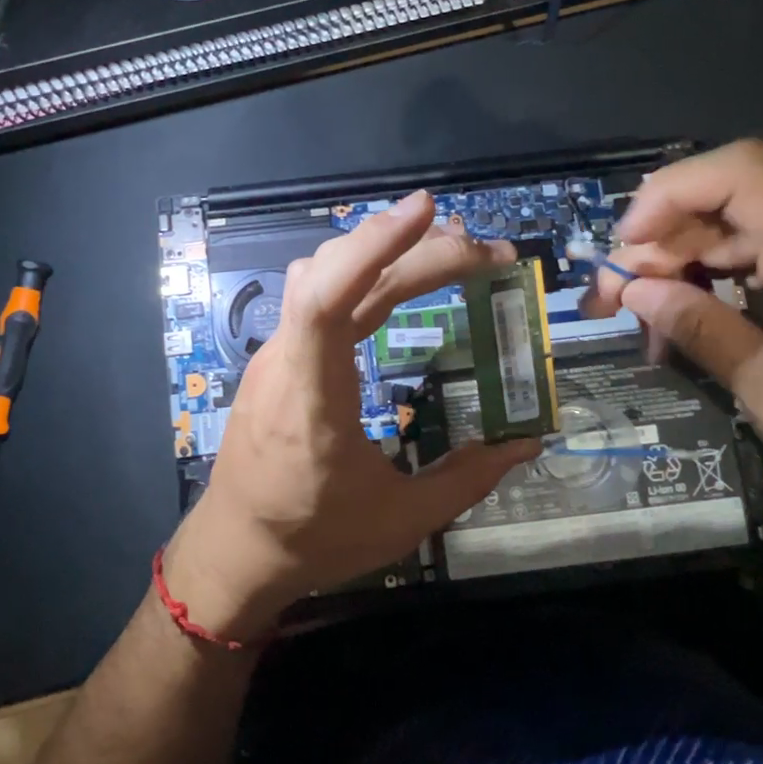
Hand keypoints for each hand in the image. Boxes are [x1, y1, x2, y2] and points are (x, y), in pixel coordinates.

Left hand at [162, 191, 540, 638]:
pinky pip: (318, 297)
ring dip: (383, 252)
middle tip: (488, 251)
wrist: (235, 550)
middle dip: (412, 248)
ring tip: (447, 250)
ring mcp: (278, 355)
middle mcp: (287, 361)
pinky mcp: (281, 358)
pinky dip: (363, 274)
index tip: (427, 213)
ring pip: (322, 276)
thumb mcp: (401, 521)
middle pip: (338, 274)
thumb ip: (467, 478)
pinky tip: (399, 281)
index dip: (374, 246)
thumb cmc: (313, 539)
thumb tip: (527, 443)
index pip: (326, 299)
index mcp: (311, 399)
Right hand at [580, 140, 762, 515]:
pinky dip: (717, 273)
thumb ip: (705, 332)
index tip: (627, 243)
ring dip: (682, 260)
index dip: (671, 192)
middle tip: (610, 298)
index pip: (744, 173)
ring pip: (740, 224)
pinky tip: (686, 311)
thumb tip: (635, 292)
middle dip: (660, 240)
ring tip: (639, 313)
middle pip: (731, 199)